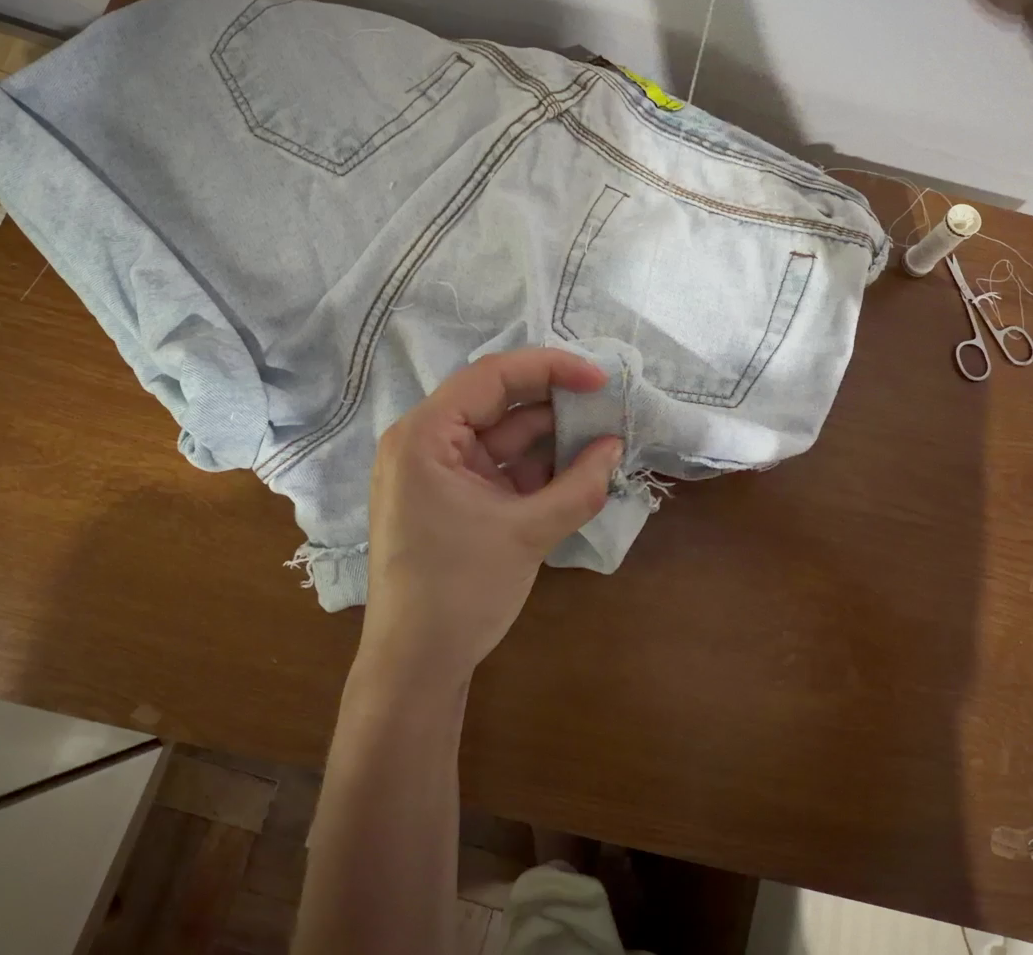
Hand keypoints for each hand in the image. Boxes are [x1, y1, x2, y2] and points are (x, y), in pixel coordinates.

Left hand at [356, 348, 623, 692]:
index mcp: (425, 435)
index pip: (493, 377)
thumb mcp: (527, 533)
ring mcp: (436, 472)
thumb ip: (578, 485)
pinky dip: (535, 469)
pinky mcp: (450, 500)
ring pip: (501, 438)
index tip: (601, 379)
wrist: (416, 662)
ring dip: (550, 439)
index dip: (551, 369)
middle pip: (498, 403)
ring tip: (603, 439)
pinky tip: (577, 470)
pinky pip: (497, 469)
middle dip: (555, 405)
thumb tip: (616, 447)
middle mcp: (424, 443)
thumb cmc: (460, 590)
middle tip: (608, 407)